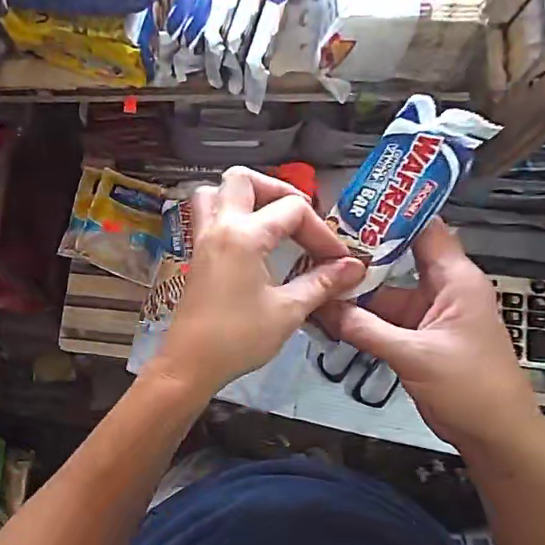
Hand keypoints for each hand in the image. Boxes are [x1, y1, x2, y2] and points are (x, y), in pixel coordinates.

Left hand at [149, 167, 364, 394]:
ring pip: (216, 192)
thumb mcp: (288, 311)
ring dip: (246, 197)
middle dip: (278, 190)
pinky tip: (251, 242)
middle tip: (299, 218)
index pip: (292, 211)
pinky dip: (230, 215)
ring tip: (271, 221)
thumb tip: (354, 268)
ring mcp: (202, 240)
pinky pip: (208, 216)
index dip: (322, 232)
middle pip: (243, 179)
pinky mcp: (195, 256)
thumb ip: (322, 283)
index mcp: (244, 235)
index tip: (338, 261)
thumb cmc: (238, 339)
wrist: (189, 365)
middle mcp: (219, 227)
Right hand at [316, 218, 544, 449]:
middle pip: (398, 258)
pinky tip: (332, 315)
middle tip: (320, 245)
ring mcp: (430, 314)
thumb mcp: (414, 356)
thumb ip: (366, 330)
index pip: (424, 229)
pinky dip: (362, 318)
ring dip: (357, 291)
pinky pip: (386, 318)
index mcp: (456, 280)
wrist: (495, 435)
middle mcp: (443, 289)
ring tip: (318, 281)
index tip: (352, 206)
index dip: (391, 214)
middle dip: (362, 254)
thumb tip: (324, 309)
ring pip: (387, 291)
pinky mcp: (419, 337)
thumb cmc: (472, 389)